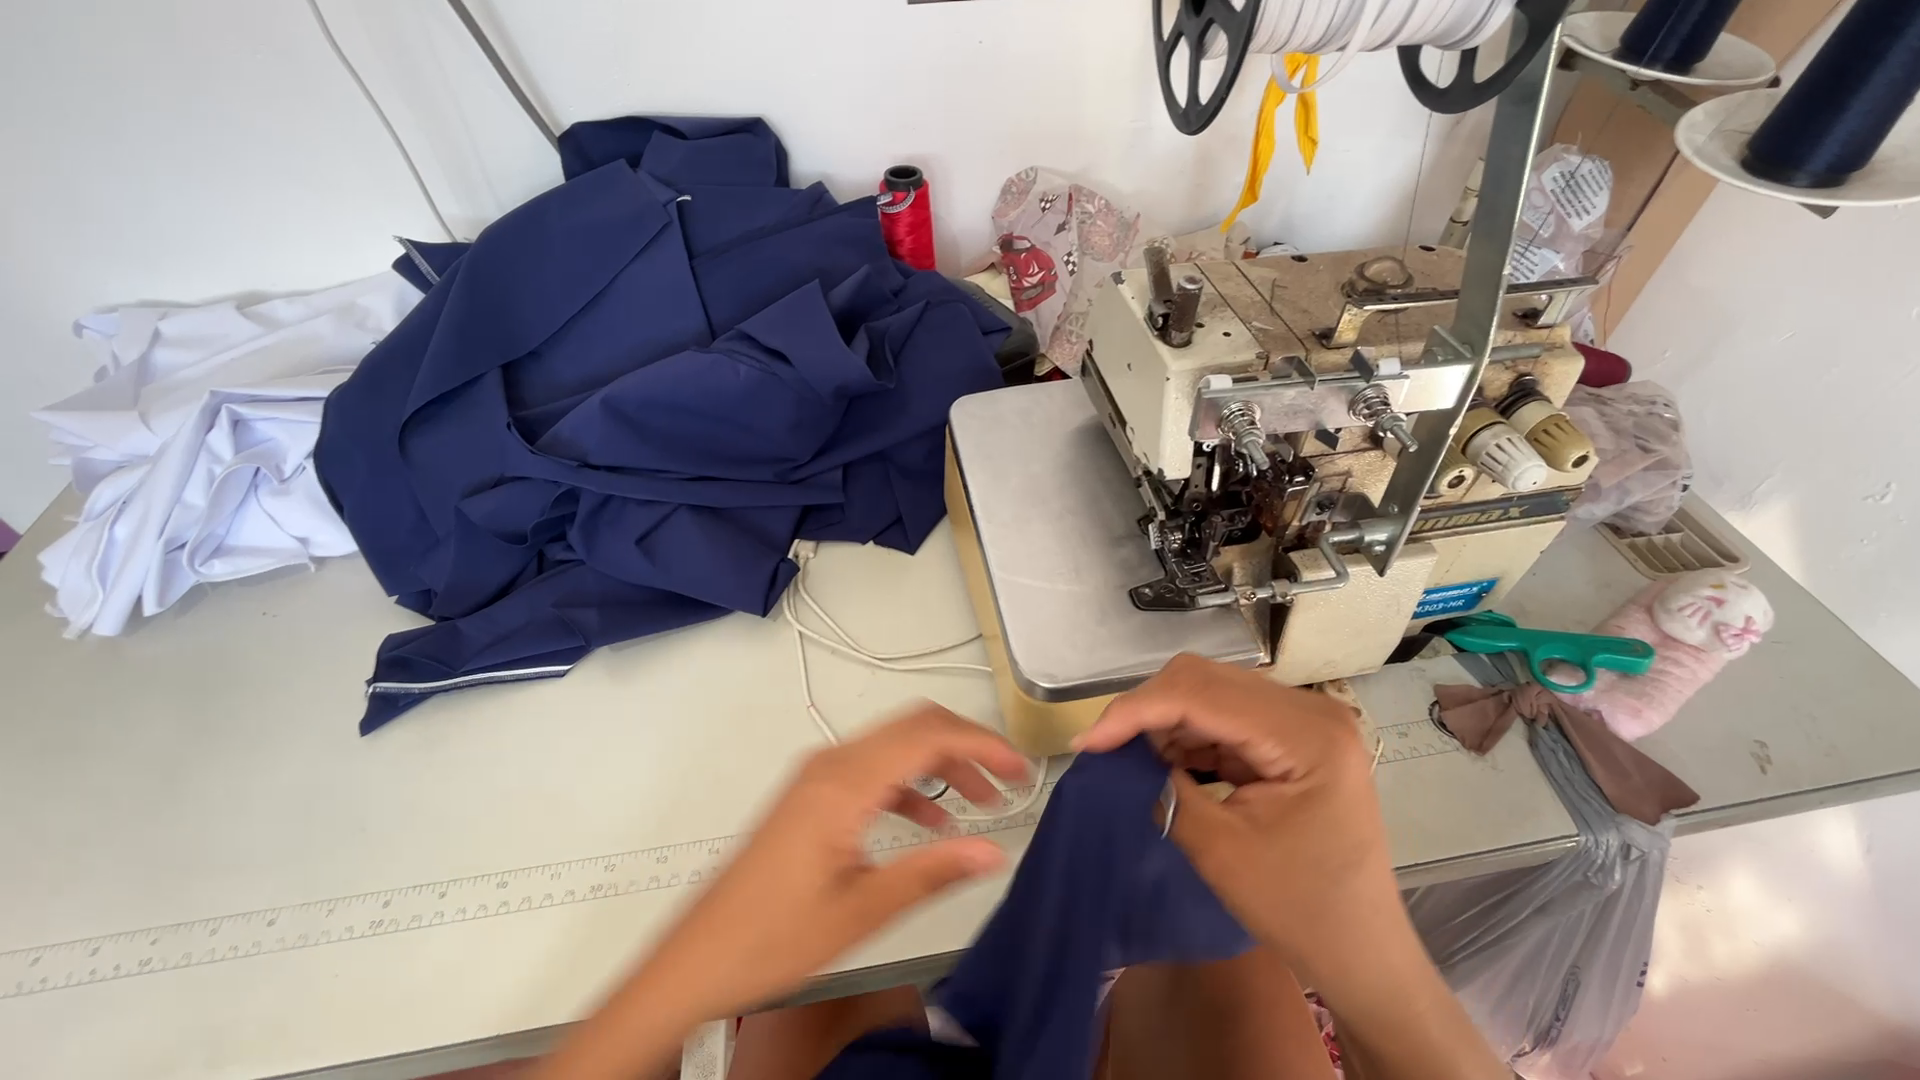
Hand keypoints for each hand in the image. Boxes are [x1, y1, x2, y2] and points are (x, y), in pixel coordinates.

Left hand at [636, 703, 1027, 1020]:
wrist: (696, 958)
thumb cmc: (773, 937)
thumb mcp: (862, 911)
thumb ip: (931, 872)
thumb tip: (994, 850)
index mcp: (844, 782)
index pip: (927, 734)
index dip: (982, 743)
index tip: (1022, 768)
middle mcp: (830, 765)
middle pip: (913, 728)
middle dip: (968, 746)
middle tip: (1012, 778)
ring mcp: (817, 777)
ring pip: (894, 748)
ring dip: (942, 765)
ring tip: (983, 800)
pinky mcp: (811, 796)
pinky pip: (872, 773)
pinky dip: (910, 785)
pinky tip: (933, 819)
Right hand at [1075, 654, 1401, 985]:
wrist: (1358, 950)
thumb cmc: (1298, 908)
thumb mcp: (1220, 849)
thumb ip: (1167, 788)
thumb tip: (1120, 755)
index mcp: (1306, 733)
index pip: (1201, 692)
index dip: (1135, 710)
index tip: (1086, 743)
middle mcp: (1310, 710)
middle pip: (1205, 680)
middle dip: (1147, 710)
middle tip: (1103, 748)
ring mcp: (1304, 722)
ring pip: (1210, 692)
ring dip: (1165, 721)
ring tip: (1129, 758)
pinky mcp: (1292, 738)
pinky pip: (1225, 717)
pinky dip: (1188, 735)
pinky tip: (1163, 762)